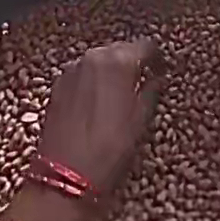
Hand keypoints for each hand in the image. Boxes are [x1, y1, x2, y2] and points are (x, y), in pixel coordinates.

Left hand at [37, 39, 160, 193]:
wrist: (65, 174)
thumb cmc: (110, 147)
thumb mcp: (141, 119)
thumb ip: (151, 90)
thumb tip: (157, 78)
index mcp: (119, 60)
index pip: (145, 46)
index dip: (157, 57)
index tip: (162, 69)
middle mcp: (94, 56)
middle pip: (120, 50)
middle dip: (132, 62)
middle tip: (143, 80)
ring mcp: (72, 69)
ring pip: (99, 61)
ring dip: (111, 71)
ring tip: (120, 92)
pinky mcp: (57, 85)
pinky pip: (82, 74)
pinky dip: (93, 80)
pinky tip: (98, 101)